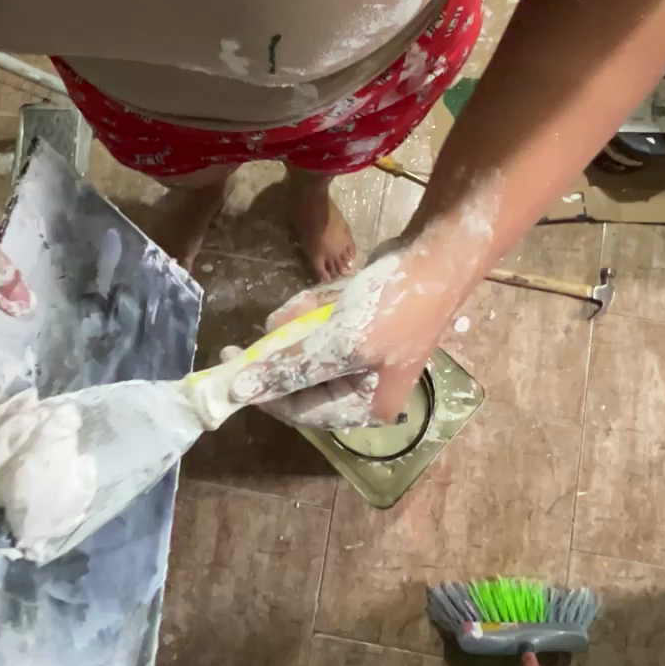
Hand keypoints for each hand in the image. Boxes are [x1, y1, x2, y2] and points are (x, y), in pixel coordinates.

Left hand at [226, 240, 465, 428]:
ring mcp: (363, 356)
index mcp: (365, 406)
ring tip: (312, 301)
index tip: (227, 366)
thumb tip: (238, 391)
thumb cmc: (394, 307)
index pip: (299, 410)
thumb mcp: (341, 343)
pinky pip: (321, 325)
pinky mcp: (360, 326)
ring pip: (307, 346)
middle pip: (301, 377)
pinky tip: (329, 293)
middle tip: (267, 326)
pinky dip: (315, 308)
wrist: (437, 255)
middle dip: (287, 346)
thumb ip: (290, 368)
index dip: (262, 390)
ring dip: (302, 322)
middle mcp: (364, 388)